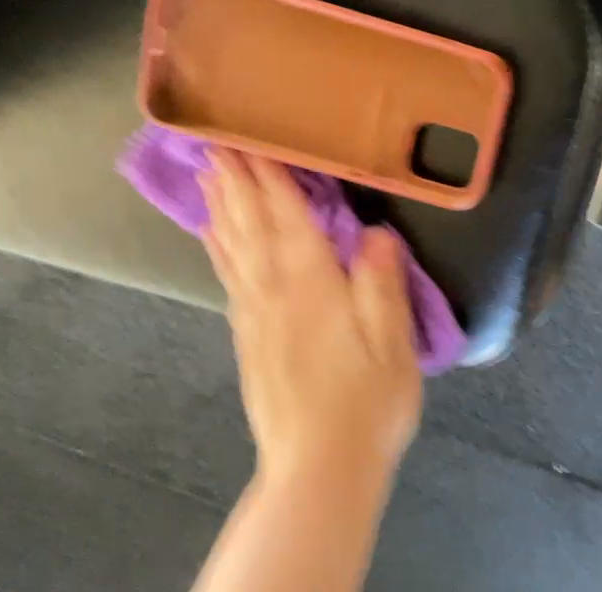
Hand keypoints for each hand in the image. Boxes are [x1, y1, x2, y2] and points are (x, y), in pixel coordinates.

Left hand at [200, 149, 422, 484]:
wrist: (321, 464)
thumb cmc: (369, 398)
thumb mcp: (392, 338)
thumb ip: (381, 283)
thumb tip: (376, 232)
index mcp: (312, 286)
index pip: (287, 219)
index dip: (269, 177)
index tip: (249, 138)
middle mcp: (274, 293)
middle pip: (251, 226)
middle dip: (236, 180)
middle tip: (215, 138)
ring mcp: (256, 316)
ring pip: (235, 248)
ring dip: (222, 206)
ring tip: (209, 171)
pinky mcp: (251, 337)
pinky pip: (231, 275)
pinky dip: (220, 246)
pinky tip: (217, 235)